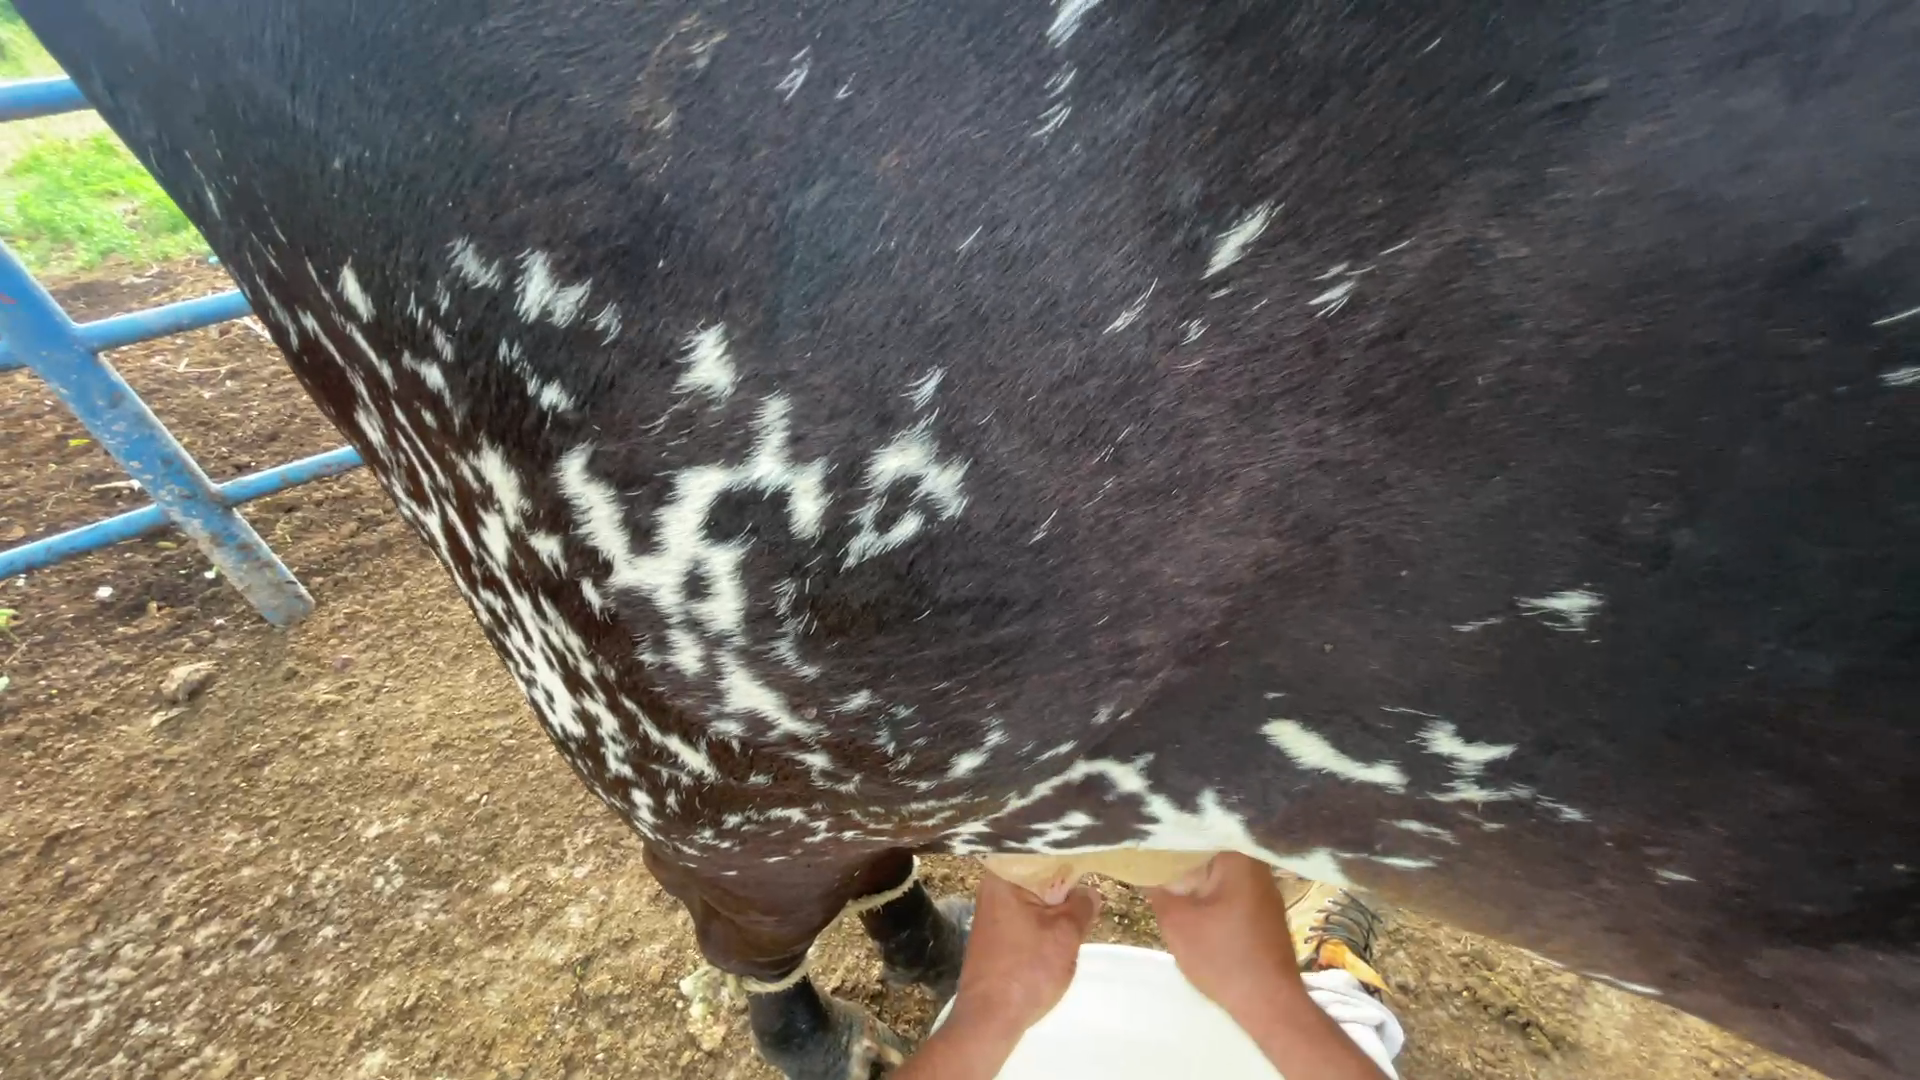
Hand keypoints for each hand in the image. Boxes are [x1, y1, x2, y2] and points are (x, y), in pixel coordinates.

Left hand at [947, 869, 1101, 1041]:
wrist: (989, 1018)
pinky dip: (1042, 920)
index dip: (1068, 856)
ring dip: (1054, 906)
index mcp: (1004, 875)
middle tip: (1088, 890)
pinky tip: (1056, 933)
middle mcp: (993, 886)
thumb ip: (1081, 906)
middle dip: (1062, 884)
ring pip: (1032, 896)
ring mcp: (991, 910)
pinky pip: (1023, 914)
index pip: (1040, 852)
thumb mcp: (1064, 935)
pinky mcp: (994, 932)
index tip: (1090, 860)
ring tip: (1077, 911)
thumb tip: (1090, 891)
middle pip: (1036, 874)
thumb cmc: (1027, 970)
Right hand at [1142, 852, 1304, 1018]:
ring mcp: (1266, 891)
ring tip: (1170, 896)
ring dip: (1196, 889)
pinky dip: (1213, 903)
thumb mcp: (1175, 921)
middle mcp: (1256, 866)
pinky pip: (1231, 896)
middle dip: (1180, 871)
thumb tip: (1148, 873)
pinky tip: (1198, 917)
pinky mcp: (1268, 914)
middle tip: (1153, 880)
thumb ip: (1157, 889)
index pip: (1189, 842)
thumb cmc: (1222, 957)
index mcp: (1237, 857)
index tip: (1143, 860)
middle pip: (1204, 860)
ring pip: (1217, 880)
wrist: (1271, 1007)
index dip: (1162, 851)